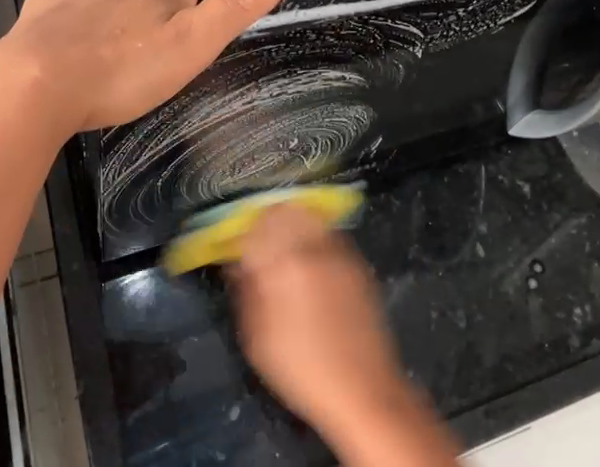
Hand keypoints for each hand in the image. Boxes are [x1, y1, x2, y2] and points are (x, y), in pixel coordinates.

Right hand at [229, 206, 423, 440]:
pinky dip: (315, 238)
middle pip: (285, 210)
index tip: (236, 244)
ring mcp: (340, 253)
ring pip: (310, 217)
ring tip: (285, 249)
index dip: (242, 229)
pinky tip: (311, 264)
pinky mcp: (359, 264)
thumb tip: (237, 264)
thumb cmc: (301, 369)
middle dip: (268, 220)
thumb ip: (244, 292)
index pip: (255, 223)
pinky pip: (330, 235)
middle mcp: (312, 248)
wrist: (364, 390)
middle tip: (260, 241)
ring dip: (293, 224)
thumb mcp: (256, 339)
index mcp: (283, 264)